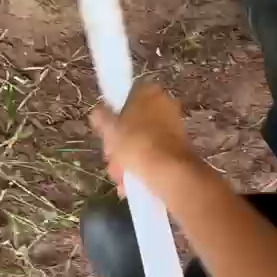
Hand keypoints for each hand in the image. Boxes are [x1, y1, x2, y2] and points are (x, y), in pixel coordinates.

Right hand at [90, 84, 209, 194]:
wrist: (170, 172)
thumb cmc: (137, 144)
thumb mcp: (111, 130)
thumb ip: (101, 118)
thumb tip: (97, 112)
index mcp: (149, 92)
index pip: (125, 99)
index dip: (112, 119)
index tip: (106, 136)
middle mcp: (165, 105)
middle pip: (133, 123)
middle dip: (119, 145)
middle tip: (111, 161)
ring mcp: (174, 127)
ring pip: (142, 142)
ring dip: (128, 160)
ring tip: (120, 180)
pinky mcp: (179, 149)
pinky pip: (154, 155)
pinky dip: (143, 167)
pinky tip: (131, 185)